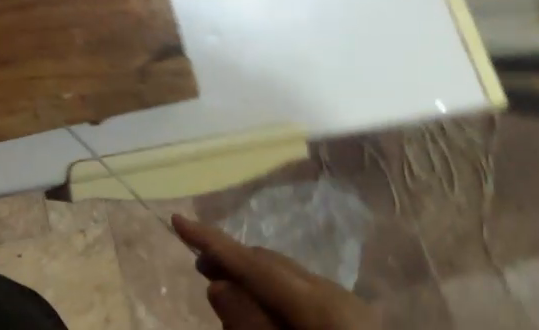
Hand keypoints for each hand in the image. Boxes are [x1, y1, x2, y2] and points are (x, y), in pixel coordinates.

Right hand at [173, 215, 379, 329]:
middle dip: (234, 264)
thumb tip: (219, 284)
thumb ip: (247, 323)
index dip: (211, 240)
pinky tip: (271, 319)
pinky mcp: (362, 328)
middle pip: (272, 265)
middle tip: (201, 270)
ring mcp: (356, 313)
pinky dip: (281, 301)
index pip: (253, 262)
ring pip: (290, 280)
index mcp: (319, 304)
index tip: (177, 219)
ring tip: (233, 299)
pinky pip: (309, 299)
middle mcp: (339, 297)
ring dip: (257, 284)